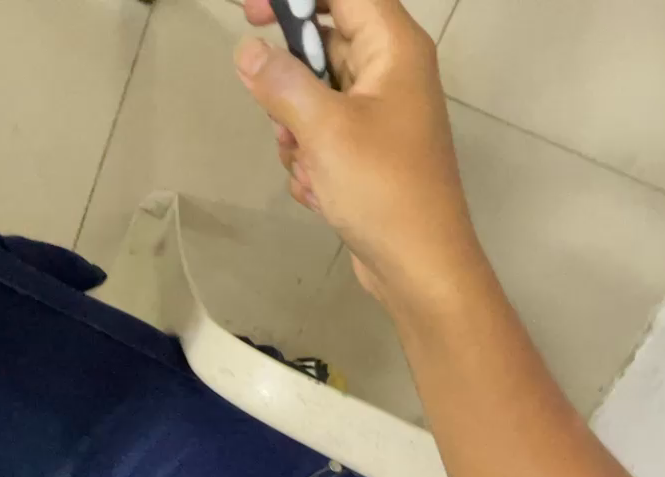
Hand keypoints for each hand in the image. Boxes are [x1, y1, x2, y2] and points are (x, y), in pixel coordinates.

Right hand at [236, 0, 476, 309]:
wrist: (416, 264)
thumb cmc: (381, 188)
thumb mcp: (324, 130)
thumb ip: (282, 84)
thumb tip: (248, 52)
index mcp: (393, 48)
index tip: (248, 14)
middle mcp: (389, 74)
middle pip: (322, 50)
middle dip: (291, 90)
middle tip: (285, 124)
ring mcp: (378, 118)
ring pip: (315, 103)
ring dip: (297, 136)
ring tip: (311, 168)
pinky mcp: (367, 157)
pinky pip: (323, 143)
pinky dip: (312, 166)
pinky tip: (322, 193)